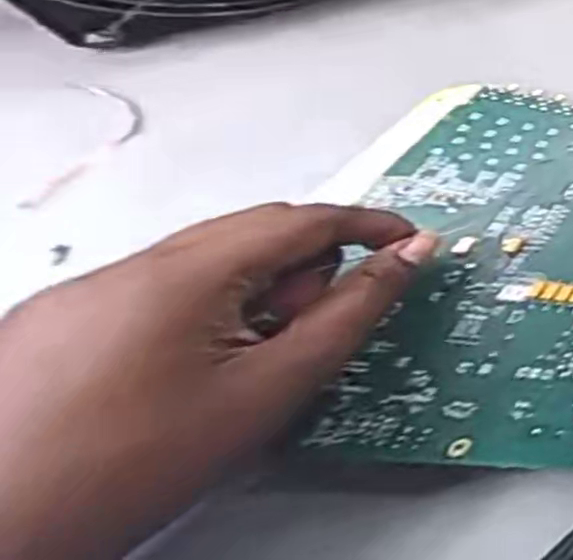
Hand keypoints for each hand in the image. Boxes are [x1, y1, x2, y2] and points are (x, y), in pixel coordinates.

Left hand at [0, 203, 432, 559]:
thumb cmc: (128, 472)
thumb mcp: (274, 386)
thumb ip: (357, 307)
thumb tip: (412, 253)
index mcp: (179, 278)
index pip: (306, 219)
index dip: (371, 225)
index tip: (409, 242)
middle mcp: (118, 272)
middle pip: (256, 232)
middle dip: (308, 264)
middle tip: (315, 320)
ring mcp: (70, 300)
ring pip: (207, 258)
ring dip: (254, 287)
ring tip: (248, 354)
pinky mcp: (40, 330)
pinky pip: (156, 288)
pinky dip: (202, 306)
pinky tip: (189, 367)